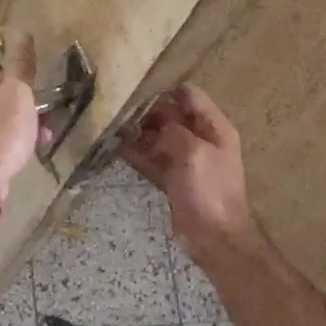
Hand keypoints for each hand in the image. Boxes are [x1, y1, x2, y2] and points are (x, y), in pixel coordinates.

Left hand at [0, 34, 37, 188]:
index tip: (17, 54)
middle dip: (19, 85)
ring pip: (1, 107)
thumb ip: (19, 61)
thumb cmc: (2, 128)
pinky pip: (3, 130)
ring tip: (47, 122)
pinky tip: (38, 142)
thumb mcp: (18, 89)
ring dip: (25, 111)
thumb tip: (17, 29)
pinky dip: (20, 132)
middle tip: (40, 91)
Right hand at [122, 85, 256, 258]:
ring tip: (111, 126)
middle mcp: (200, 139)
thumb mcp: (194, 153)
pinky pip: (151, 158)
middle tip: (117, 109)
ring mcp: (185, 159)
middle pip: (171, 116)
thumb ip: (174, 131)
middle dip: (146, 112)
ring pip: (158, 137)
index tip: (137, 88)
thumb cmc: (210, 191)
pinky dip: (136, 153)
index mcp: (214, 128)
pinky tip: (114, 147)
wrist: (215, 237)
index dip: (165, 90)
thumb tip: (155, 123)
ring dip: (137, 132)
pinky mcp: (172, 178)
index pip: (190, 96)